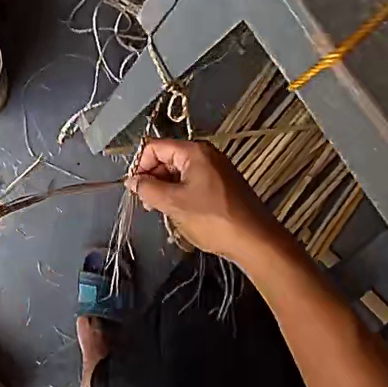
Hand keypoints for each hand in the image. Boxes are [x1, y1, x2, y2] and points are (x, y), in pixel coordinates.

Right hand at [127, 139, 295, 268]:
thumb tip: (132, 181)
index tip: (135, 190)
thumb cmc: (214, 219)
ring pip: (179, 173)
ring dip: (166, 190)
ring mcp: (216, 169)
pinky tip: (181, 214)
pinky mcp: (222, 185)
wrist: (254, 239)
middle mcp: (206, 154)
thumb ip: (148, 189)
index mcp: (195, 151)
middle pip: (167, 158)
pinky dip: (181, 195)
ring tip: (165, 212)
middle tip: (149, 204)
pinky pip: (193, 183)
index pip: (155, 147)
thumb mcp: (174, 203)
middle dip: (153, 179)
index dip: (140, 166)